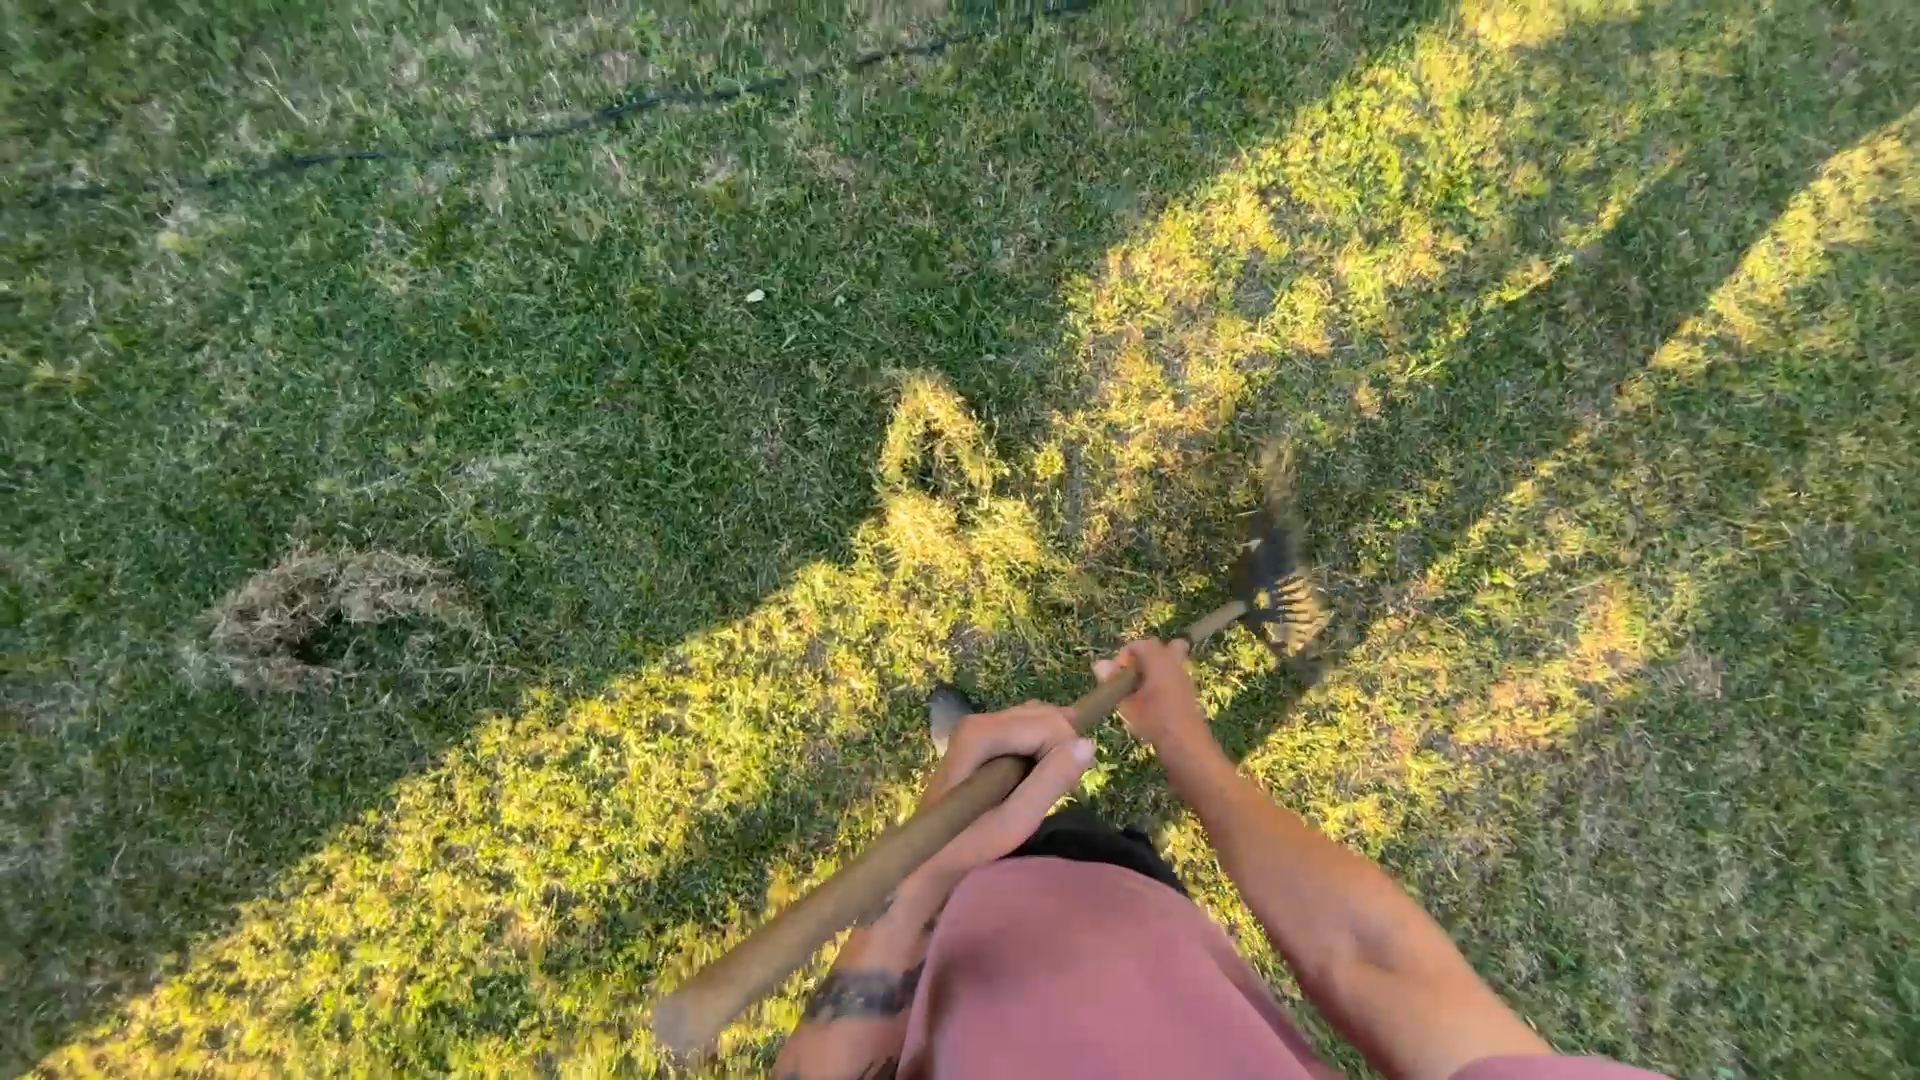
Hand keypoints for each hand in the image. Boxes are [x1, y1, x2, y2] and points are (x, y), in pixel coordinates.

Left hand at [910, 701, 1093, 889]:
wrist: (930, 852)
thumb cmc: (971, 842)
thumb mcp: (1015, 821)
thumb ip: (1050, 781)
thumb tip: (1087, 743)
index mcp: (980, 734)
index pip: (1049, 724)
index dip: (1064, 755)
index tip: (1059, 791)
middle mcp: (979, 719)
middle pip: (1045, 716)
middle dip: (1060, 749)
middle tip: (1049, 791)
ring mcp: (980, 724)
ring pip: (1039, 718)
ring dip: (1052, 749)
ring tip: (1039, 785)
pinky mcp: (985, 733)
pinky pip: (1028, 726)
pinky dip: (1041, 747)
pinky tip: (1032, 775)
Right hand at [1093, 638, 1212, 751]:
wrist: (1186, 746)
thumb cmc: (1155, 721)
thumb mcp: (1127, 702)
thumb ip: (1113, 680)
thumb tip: (1099, 664)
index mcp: (1160, 660)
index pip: (1140, 645)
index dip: (1123, 657)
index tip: (1116, 677)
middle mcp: (1174, 664)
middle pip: (1160, 649)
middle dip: (1143, 659)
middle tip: (1130, 678)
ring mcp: (1184, 679)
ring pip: (1168, 664)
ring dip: (1151, 673)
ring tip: (1137, 693)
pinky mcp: (1188, 695)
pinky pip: (1172, 679)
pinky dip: (1160, 685)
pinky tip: (1149, 704)